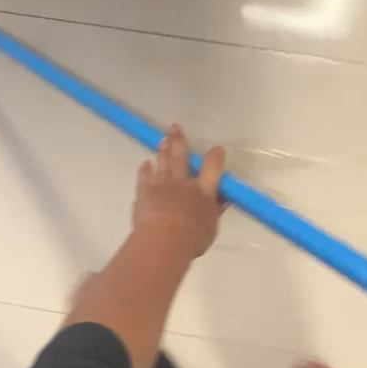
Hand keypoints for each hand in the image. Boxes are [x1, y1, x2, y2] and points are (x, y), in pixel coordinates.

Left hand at [132, 125, 224, 258]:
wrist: (162, 239)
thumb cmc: (192, 238)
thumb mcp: (211, 227)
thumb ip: (215, 211)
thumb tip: (222, 199)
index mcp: (203, 190)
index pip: (213, 166)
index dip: (215, 156)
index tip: (217, 149)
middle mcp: (182, 182)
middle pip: (181, 156)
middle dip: (179, 140)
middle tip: (174, 127)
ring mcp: (161, 184)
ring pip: (162, 162)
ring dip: (162, 150)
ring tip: (162, 140)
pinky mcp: (144, 192)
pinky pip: (144, 177)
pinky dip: (145, 169)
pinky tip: (145, 163)